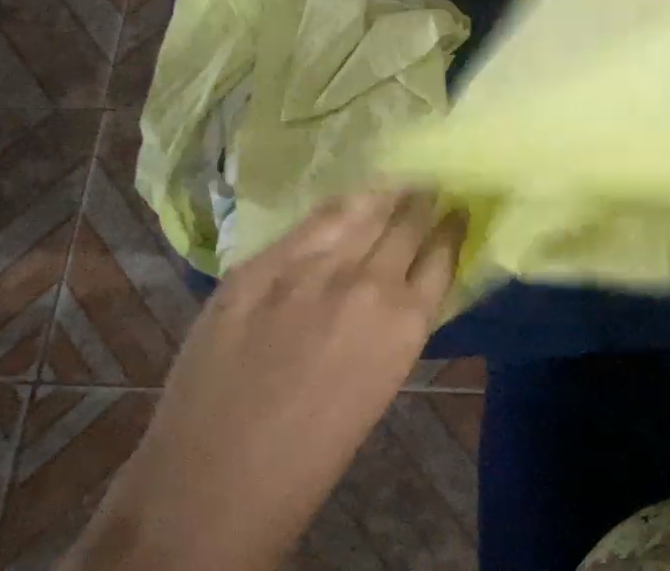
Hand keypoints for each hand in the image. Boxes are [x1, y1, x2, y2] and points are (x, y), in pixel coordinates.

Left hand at [62, 190, 465, 570]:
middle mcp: (366, 283)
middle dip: (421, 203)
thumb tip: (404, 286)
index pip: (442, 254)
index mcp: (405, 323)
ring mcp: (307, 269)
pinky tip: (341, 206)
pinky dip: (333, 212)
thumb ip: (396, 326)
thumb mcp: (380, 383)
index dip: (451, 229)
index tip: (456, 212)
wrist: (213, 484)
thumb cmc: (311, 454)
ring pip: (358, 211)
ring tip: (390, 185)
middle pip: (406, 223)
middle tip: (427, 188)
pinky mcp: (256, 266)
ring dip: (381, 197)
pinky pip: (306, 224)